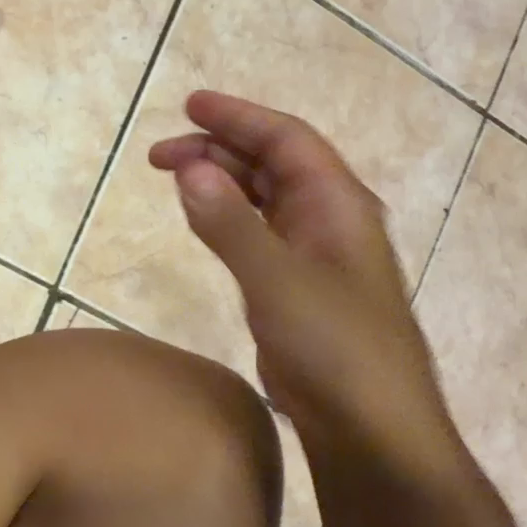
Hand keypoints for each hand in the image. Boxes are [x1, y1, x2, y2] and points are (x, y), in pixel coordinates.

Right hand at [149, 91, 450, 444]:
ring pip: (264, 198)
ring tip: (173, 177)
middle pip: (273, 165)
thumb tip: (188, 169)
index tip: (188, 105)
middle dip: (219, 149)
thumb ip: (230, 225)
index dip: (239, 118)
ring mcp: (313, 256)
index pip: (287, 141)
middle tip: (158, 154)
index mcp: (338, 206)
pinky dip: (226, 217)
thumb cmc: (334, 345)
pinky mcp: (294, 288)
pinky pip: (257, 232)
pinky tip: (203, 220)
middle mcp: (329, 220)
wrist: (368, 420)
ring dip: (221, 181)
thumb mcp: (275, 280)